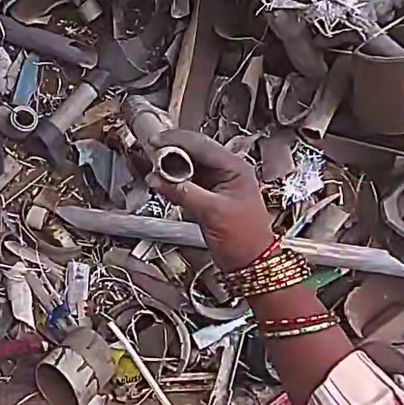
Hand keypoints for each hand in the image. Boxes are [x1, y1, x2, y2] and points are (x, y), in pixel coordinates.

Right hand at [147, 130, 277, 269]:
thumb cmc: (244, 239)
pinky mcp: (210, 196)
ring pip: (190, 166)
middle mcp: (228, 171)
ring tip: (156, 173)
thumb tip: (159, 179)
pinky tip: (165, 185)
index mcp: (235, 168)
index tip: (155, 142)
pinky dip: (176, 182)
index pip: (202, 144)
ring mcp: (218, 183)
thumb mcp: (212, 212)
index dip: (176, 141)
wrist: (251, 263)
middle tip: (152, 157)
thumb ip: (184, 193)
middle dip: (172, 154)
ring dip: (172, 169)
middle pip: (194, 152)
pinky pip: (189, 181)